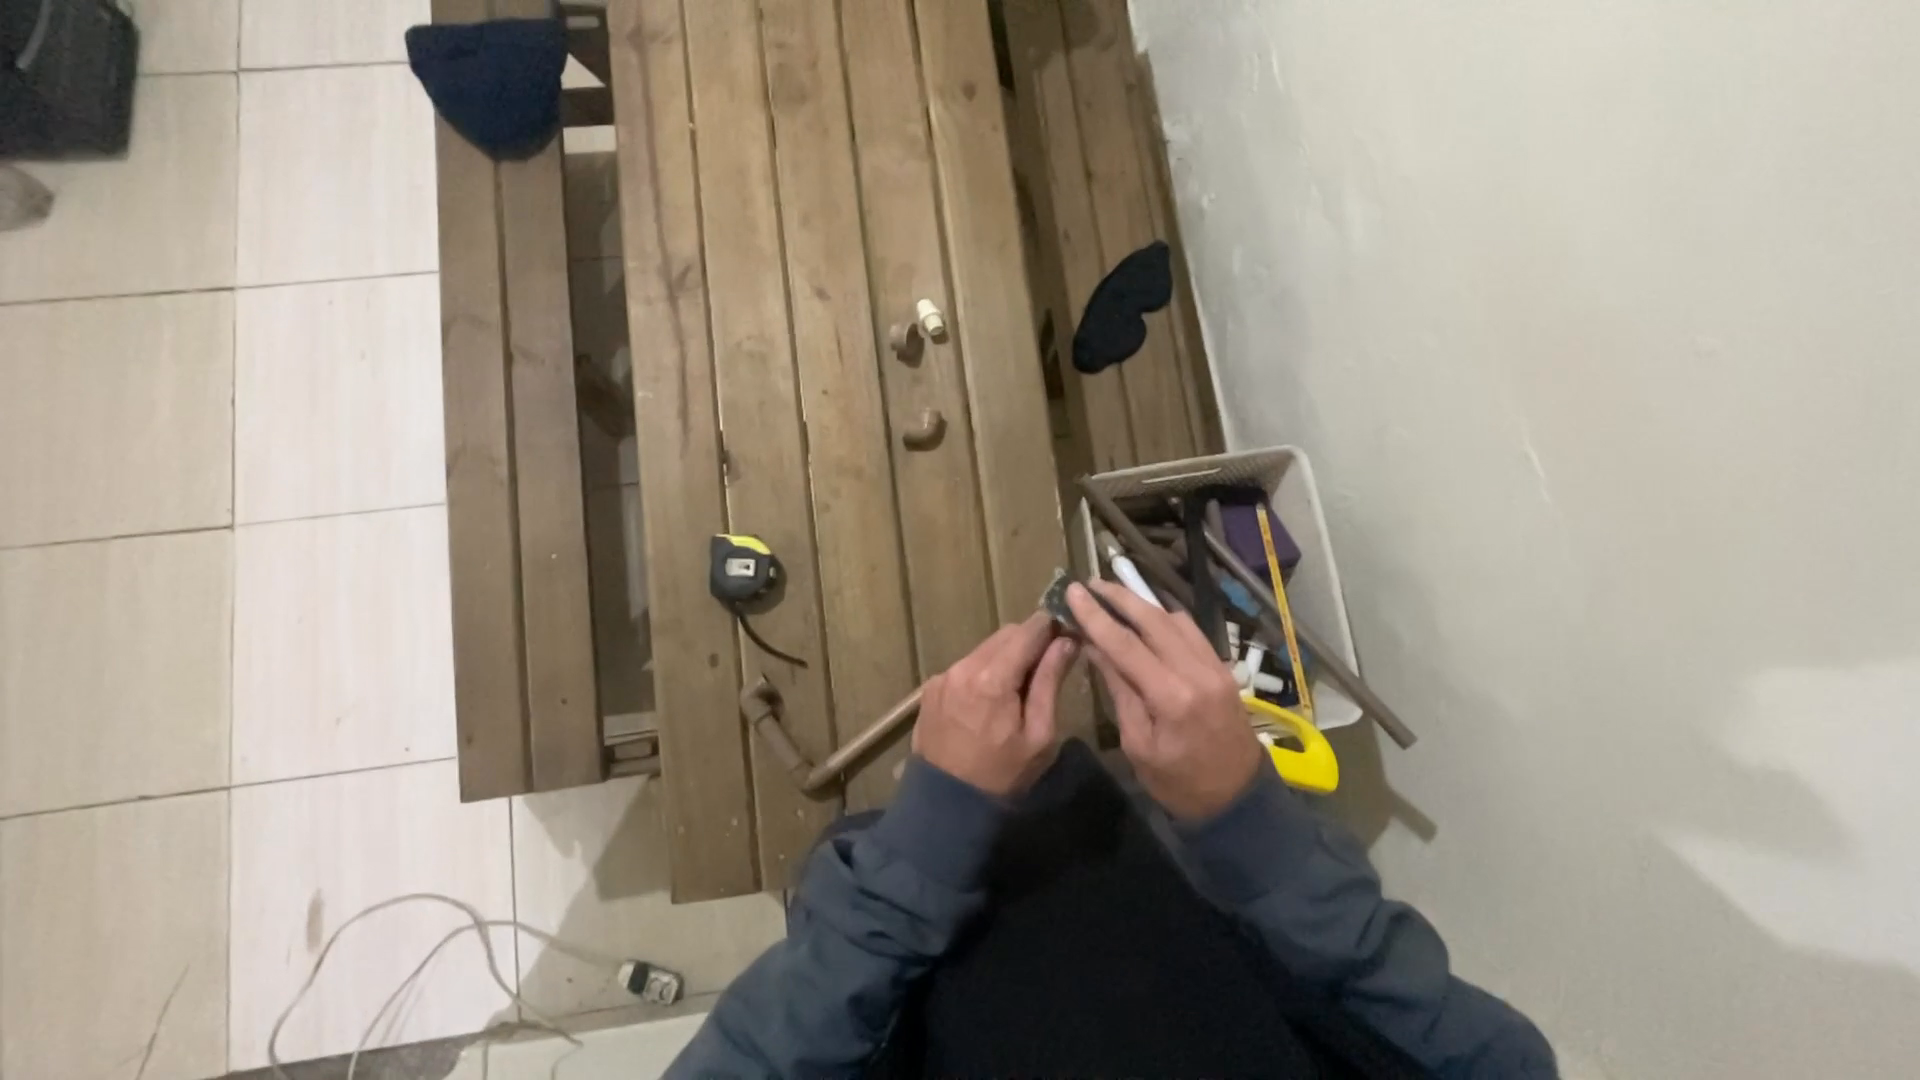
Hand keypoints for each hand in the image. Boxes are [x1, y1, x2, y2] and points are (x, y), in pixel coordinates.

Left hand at [913, 612, 1077, 796]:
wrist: (947, 804)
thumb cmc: (1003, 774)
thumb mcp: (1039, 735)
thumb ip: (1050, 682)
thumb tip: (1066, 642)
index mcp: (992, 678)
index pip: (1027, 631)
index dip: (1050, 626)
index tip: (1068, 629)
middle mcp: (963, 667)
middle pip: (1004, 635)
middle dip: (1029, 642)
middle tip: (1048, 664)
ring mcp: (943, 677)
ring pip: (984, 649)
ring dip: (1005, 657)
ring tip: (1019, 687)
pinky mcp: (931, 689)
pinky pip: (965, 667)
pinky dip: (983, 672)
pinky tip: (990, 700)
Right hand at [1067, 580, 1262, 820]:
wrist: (1237, 800)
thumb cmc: (1177, 782)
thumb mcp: (1137, 743)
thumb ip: (1119, 689)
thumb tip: (1095, 646)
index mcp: (1172, 697)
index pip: (1126, 644)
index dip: (1096, 616)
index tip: (1074, 592)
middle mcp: (1197, 672)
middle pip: (1153, 620)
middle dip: (1119, 597)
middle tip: (1091, 583)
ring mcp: (1216, 667)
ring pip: (1175, 620)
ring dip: (1143, 604)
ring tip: (1113, 595)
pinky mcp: (1224, 669)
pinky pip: (1192, 632)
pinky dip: (1165, 619)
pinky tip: (1146, 617)